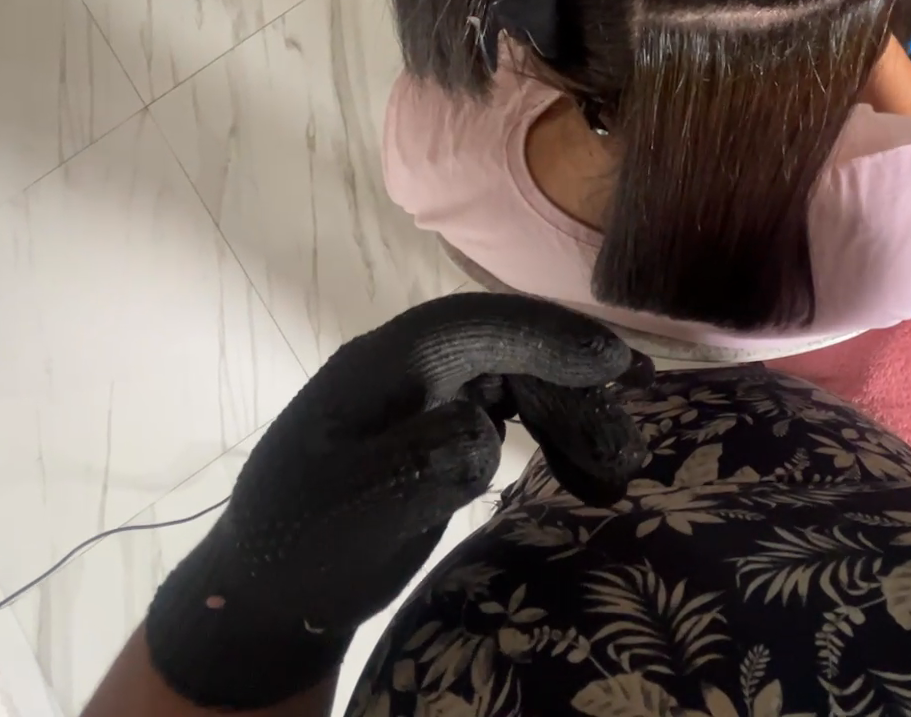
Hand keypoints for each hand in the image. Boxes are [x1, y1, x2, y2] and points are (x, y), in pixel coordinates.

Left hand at [143, 293, 643, 709]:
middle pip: (512, 351)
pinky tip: (584, 468)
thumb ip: (418, 464)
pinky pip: (515, 412)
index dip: (547, 334)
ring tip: (620, 464)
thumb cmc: (303, 543)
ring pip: (522, 381)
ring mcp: (435, 392)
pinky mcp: (447, 423)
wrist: (274, 586)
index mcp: (386, 362)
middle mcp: (416, 363)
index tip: (612, 362)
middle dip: (576, 385)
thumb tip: (485, 429)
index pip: (477, 325)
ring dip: (574, 416)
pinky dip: (554, 435)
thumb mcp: (352, 510)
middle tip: (636, 420)